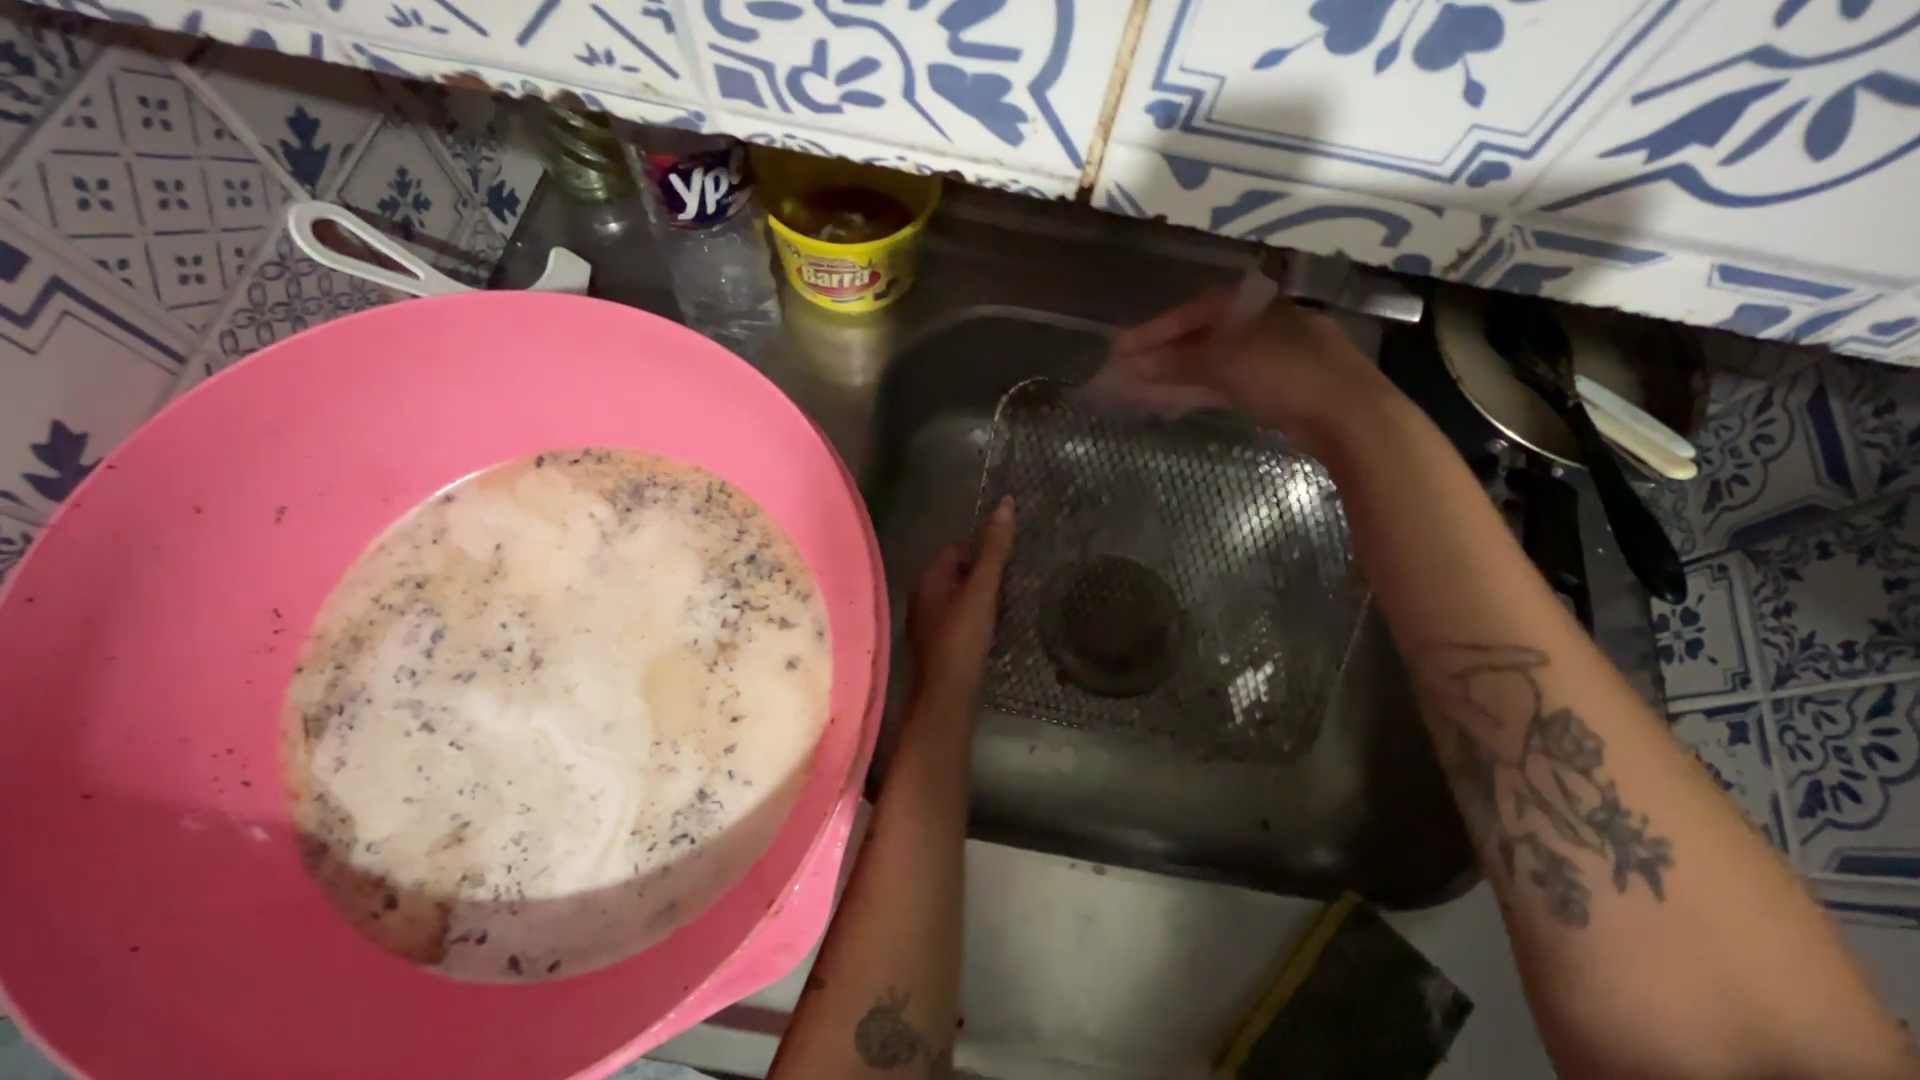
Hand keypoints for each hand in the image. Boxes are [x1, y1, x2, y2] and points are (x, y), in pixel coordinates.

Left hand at [908, 497, 1015, 707]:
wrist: (947, 696)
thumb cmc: (962, 638)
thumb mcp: (982, 589)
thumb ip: (994, 550)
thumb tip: (1005, 504)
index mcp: (928, 580)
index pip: (955, 549)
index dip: (981, 549)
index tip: (1007, 558)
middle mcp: (922, 599)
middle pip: (956, 573)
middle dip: (982, 574)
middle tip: (1011, 581)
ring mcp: (928, 625)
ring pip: (958, 599)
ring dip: (980, 598)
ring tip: (1005, 604)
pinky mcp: (939, 647)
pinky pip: (959, 622)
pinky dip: (976, 620)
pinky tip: (992, 630)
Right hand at [1094, 291, 1398, 458]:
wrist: (1350, 416)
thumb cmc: (1288, 374)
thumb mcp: (1226, 362)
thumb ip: (1176, 362)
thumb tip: (1131, 365)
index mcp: (1255, 307)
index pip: (1193, 313)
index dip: (1154, 331)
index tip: (1120, 349)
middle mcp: (1263, 328)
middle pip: (1201, 339)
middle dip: (1161, 355)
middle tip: (1124, 372)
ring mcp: (1273, 362)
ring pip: (1213, 365)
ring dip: (1175, 376)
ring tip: (1138, 391)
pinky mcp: (1278, 393)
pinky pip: (1227, 387)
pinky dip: (1198, 391)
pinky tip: (1173, 401)